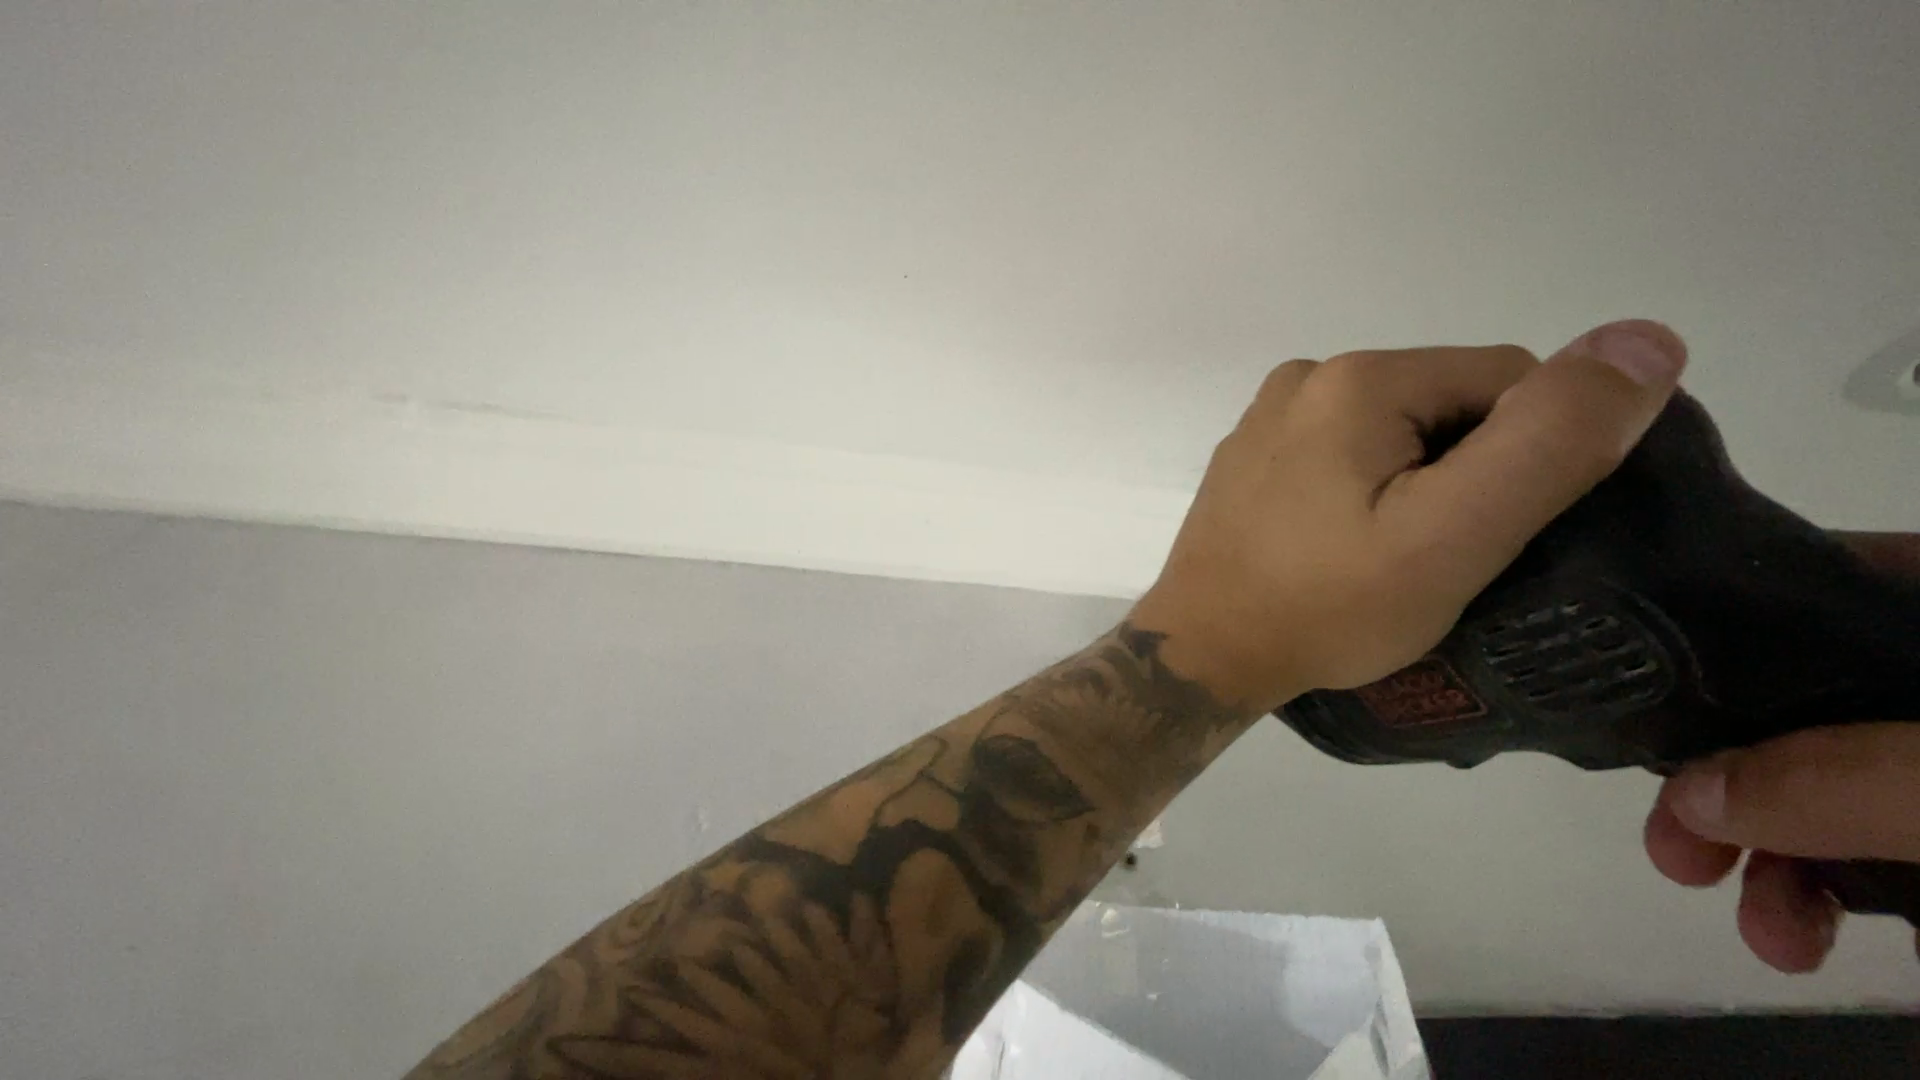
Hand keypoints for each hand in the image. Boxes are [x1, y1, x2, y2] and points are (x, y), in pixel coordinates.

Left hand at [1131, 319, 1686, 711]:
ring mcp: (1268, 422)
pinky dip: (1367, 492)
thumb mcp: (1453, 533)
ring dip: (1420, 485)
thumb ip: (1549, 440)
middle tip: (1445, 555)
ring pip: (1397, 434)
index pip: (1508, 380)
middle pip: (1449, 405)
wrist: (1205, 653)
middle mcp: (1304, 380)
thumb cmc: (1325, 604)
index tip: (1501, 532)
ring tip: (1398, 558)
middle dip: (1472, 470)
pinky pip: (1342, 458)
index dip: (1533, 456)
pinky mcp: (1251, 463)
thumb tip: (1646, 340)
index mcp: (1355, 378)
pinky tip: (1351, 547)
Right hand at [1644, 532, 1919, 973]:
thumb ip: (1847, 782)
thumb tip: (1688, 798)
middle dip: (1727, 777)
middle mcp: (1919, 683)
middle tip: (1672, 841)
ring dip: (1770, 854)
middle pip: (1792, 703)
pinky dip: (1827, 891)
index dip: (1711, 620)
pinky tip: (1793, 932)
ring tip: (1745, 919)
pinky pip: (1872, 841)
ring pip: (1825, 780)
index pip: (1808, 583)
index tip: (1631, 671)